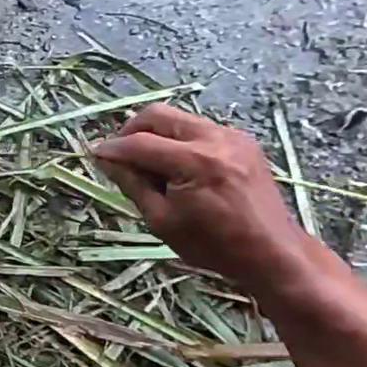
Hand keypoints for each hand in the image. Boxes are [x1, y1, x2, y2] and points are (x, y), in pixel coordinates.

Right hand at [92, 104, 311, 292]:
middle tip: (119, 153)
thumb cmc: (212, 245)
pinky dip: (178, 140)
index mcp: (194, 162)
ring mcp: (232, 136)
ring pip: (178, 118)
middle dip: (131, 130)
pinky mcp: (242, 141)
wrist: (271, 251)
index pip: (139, 143)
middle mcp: (215, 139)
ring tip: (147, 163)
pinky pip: (198, 129)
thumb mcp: (161, 220)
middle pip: (158, 115)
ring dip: (155, 134)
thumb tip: (106, 160)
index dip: (112, 149)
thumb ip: (132, 184)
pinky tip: (175, 166)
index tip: (95, 155)